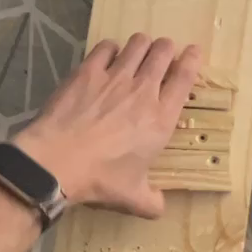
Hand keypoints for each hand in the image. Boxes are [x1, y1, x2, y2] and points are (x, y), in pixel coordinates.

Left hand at [12, 33, 201, 218]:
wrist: (57, 161)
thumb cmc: (100, 179)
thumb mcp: (133, 198)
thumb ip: (152, 201)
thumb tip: (159, 207)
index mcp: (161, 118)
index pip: (185, 78)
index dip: (193, 61)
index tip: (194, 52)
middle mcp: (143, 91)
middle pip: (163, 53)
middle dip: (167, 48)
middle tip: (164, 52)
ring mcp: (114, 77)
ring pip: (138, 44)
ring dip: (142, 44)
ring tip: (139, 49)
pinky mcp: (87, 72)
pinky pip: (105, 48)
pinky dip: (111, 48)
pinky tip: (109, 55)